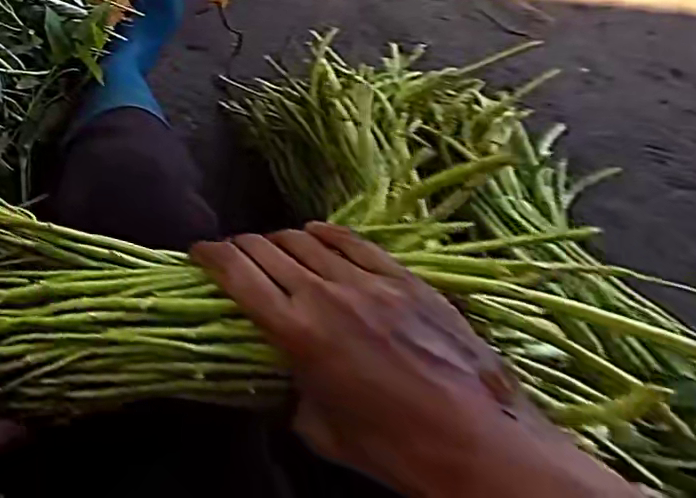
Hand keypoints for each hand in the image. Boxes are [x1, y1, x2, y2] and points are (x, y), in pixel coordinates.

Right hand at [193, 224, 634, 497]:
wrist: (497, 459)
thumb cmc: (401, 451)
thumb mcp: (321, 429)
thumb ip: (285, 386)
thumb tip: (274, 368)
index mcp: (295, 330)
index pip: (231, 267)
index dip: (205, 253)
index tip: (198, 255)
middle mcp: (323, 296)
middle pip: (259, 245)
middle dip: (238, 248)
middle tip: (237, 260)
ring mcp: (367, 285)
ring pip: (299, 237)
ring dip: (277, 243)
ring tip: (280, 256)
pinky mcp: (406, 282)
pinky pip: (349, 240)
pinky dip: (323, 235)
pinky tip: (317, 240)